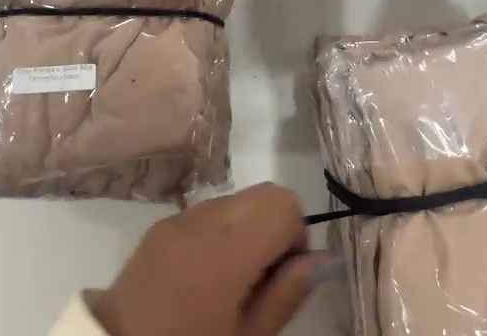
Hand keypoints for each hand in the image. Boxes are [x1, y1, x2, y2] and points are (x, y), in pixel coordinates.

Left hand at [90, 183, 335, 335]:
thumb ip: (288, 293)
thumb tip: (327, 257)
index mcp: (228, 247)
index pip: (285, 203)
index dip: (294, 238)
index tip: (281, 277)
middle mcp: (204, 218)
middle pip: (265, 194)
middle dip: (275, 227)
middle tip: (260, 280)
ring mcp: (178, 218)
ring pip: (237, 200)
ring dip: (247, 228)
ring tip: (230, 281)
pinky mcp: (159, 225)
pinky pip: (207, 211)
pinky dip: (219, 231)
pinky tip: (203, 276)